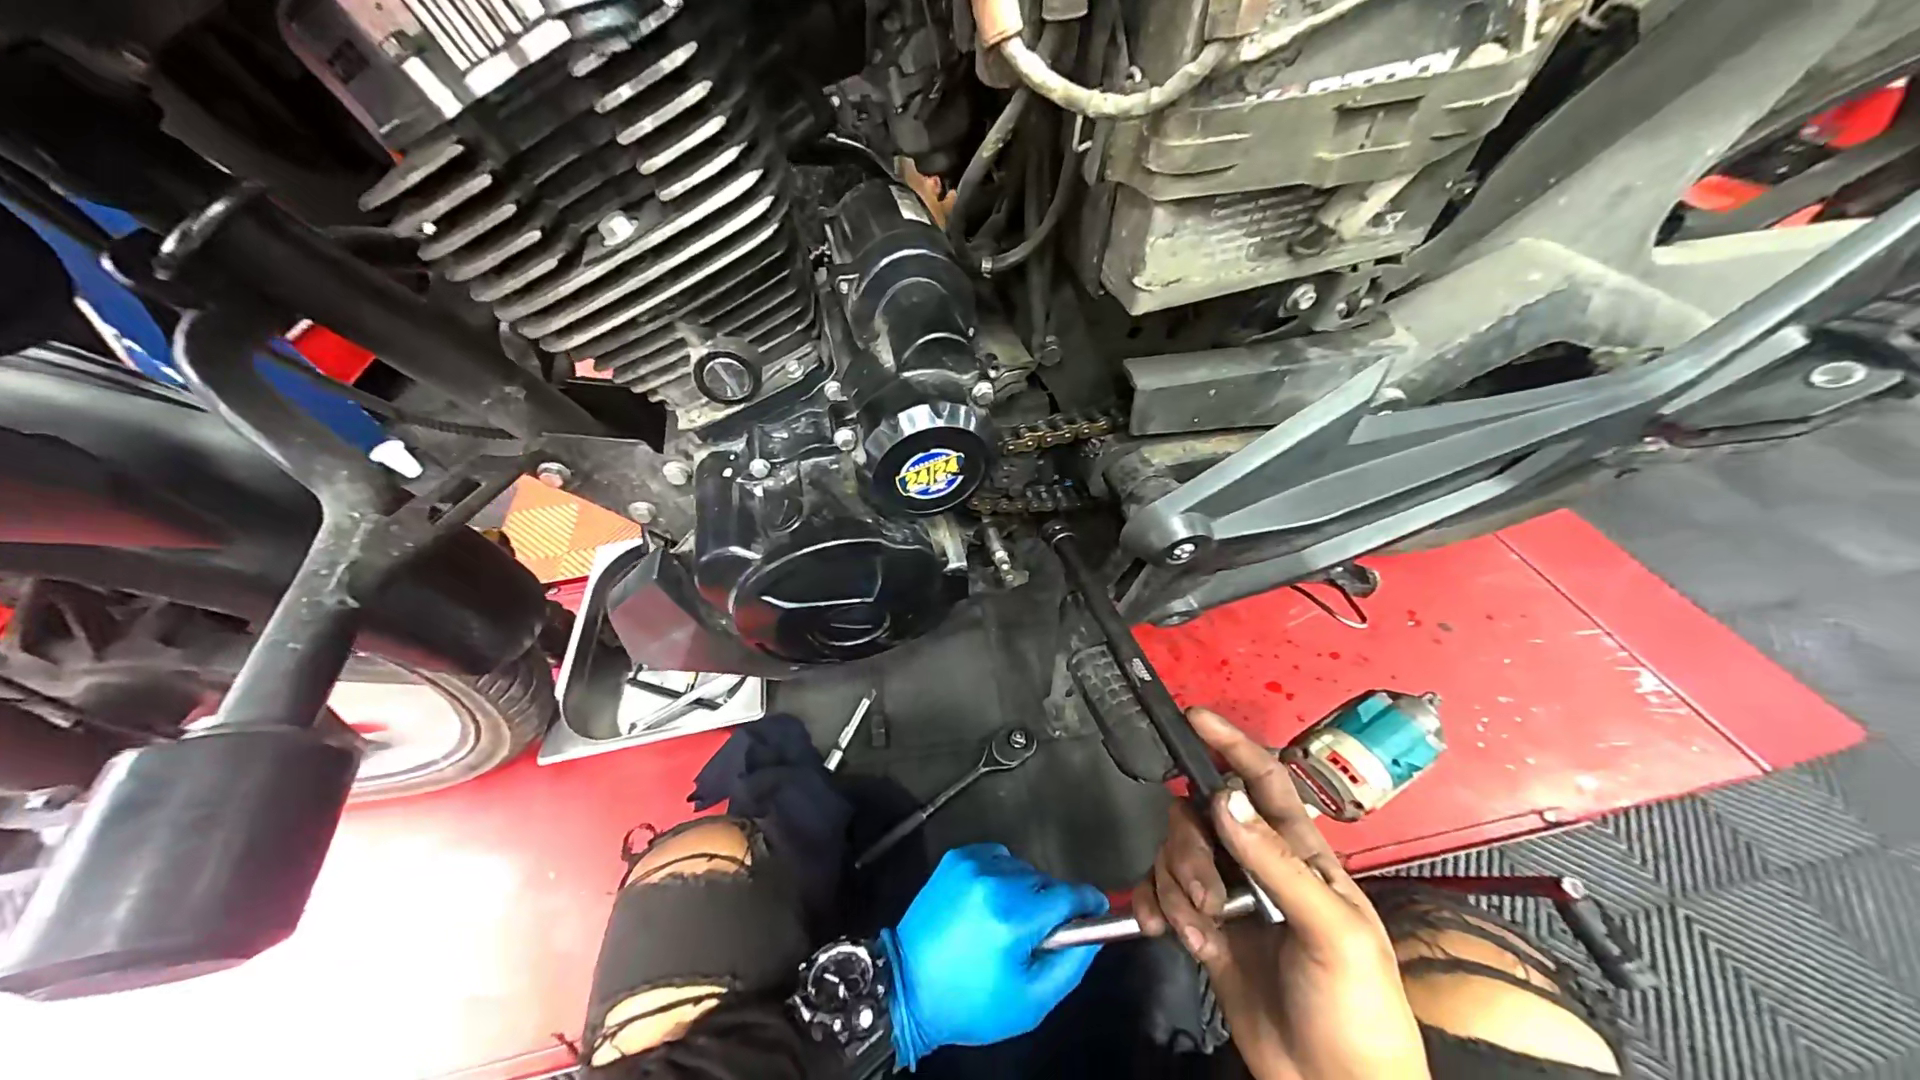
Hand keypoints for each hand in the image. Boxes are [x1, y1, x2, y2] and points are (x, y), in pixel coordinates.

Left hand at [881, 844, 1107, 1067]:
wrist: (906, 985)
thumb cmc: (969, 1002)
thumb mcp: (1030, 1002)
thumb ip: (1071, 965)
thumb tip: (1094, 934)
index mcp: (1013, 918)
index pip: (1068, 895)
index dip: (1088, 901)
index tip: (1097, 906)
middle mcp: (994, 882)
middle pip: (1045, 881)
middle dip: (1051, 904)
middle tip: (1037, 934)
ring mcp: (972, 865)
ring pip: (1022, 868)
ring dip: (1025, 888)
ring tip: (1008, 920)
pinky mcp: (955, 858)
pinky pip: (997, 856)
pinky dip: (1001, 874)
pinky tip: (990, 901)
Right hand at [1133, 708, 1428, 1079]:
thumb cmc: (1356, 1008)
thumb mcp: (1330, 931)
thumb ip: (1275, 862)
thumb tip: (1224, 796)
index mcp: (1300, 854)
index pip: (1264, 780)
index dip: (1232, 745)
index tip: (1195, 718)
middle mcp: (1256, 863)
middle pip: (1200, 818)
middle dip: (1190, 850)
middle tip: (1210, 899)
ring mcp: (1227, 895)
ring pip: (1175, 855)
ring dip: (1177, 889)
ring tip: (1200, 934)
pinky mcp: (1200, 927)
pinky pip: (1161, 893)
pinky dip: (1156, 907)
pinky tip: (1164, 932)